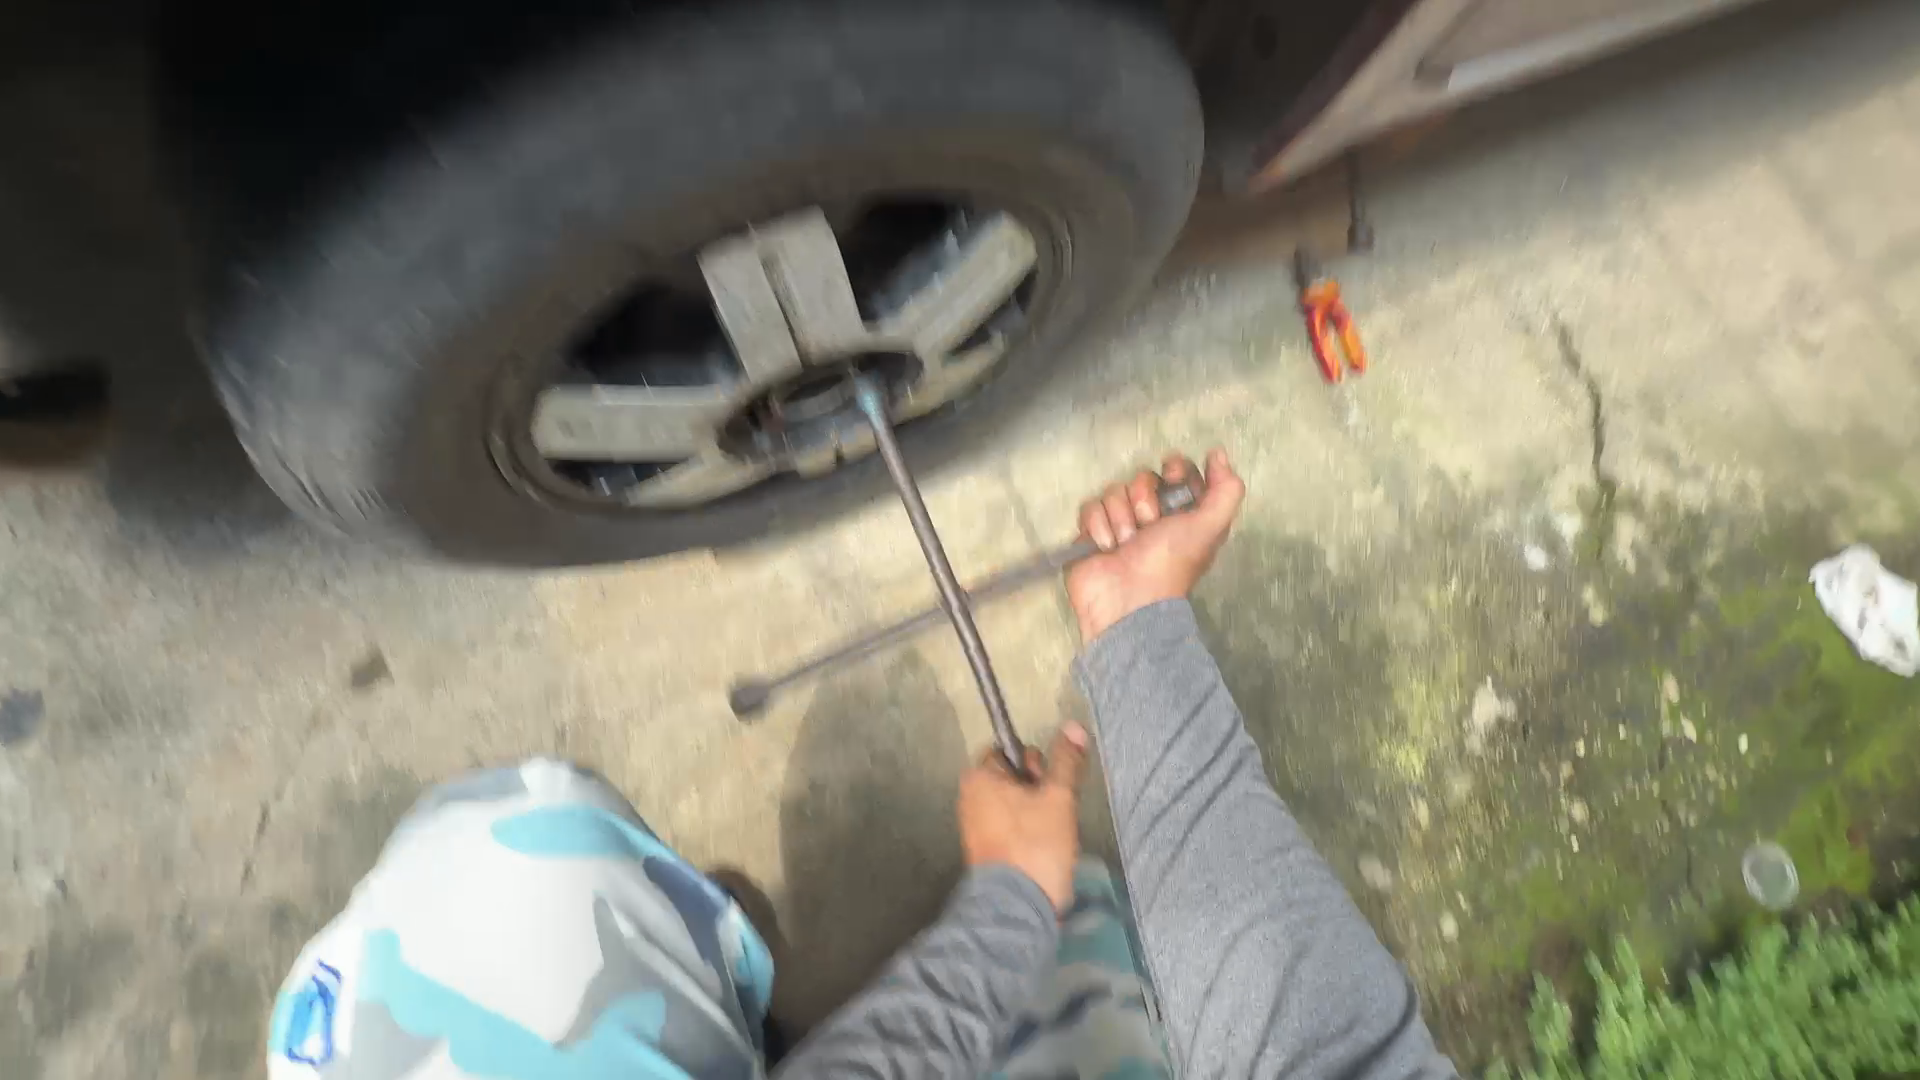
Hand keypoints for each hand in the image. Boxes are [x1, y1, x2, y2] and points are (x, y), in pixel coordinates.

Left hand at [957, 725, 1087, 910]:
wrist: (1017, 909)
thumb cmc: (1036, 844)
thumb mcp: (1059, 797)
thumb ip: (1066, 760)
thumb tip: (1074, 725)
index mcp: (979, 776)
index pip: (1012, 751)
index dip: (1035, 766)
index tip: (1048, 789)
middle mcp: (969, 796)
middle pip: (1012, 776)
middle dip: (1037, 790)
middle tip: (1052, 815)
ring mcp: (972, 825)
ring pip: (1013, 803)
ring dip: (1035, 813)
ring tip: (1049, 836)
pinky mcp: (982, 849)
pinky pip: (1008, 827)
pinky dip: (1025, 832)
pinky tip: (1040, 850)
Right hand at [1066, 449, 1245, 642]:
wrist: (1127, 598)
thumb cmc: (1170, 563)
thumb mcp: (1210, 527)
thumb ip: (1226, 490)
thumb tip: (1218, 453)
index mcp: (1183, 512)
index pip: (1178, 470)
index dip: (1176, 468)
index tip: (1173, 478)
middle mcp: (1152, 514)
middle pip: (1143, 477)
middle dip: (1144, 497)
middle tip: (1149, 523)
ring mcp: (1119, 522)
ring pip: (1114, 490)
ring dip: (1121, 517)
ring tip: (1126, 543)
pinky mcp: (1092, 531)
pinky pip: (1090, 507)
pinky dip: (1099, 526)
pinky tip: (1107, 547)